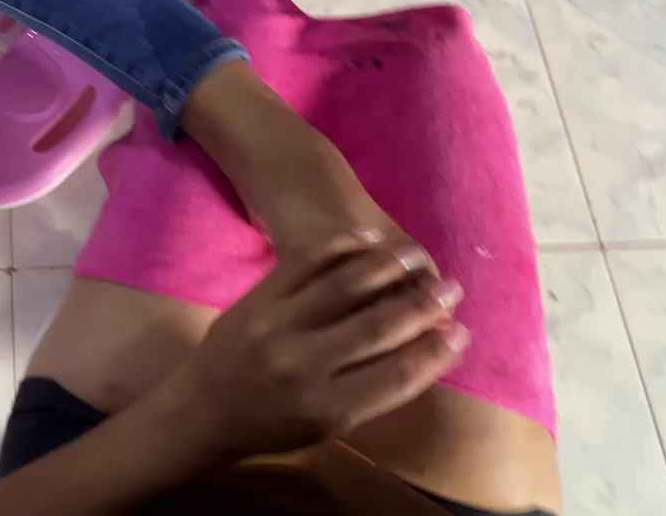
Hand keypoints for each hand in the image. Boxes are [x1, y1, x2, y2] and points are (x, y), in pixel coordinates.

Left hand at [163, 234, 467, 461]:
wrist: (204, 404)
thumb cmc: (273, 424)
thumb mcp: (326, 425)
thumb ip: (370, 391)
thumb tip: (420, 350)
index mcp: (329, 408)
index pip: (396, 376)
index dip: (435, 352)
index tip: (461, 331)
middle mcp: (305, 364)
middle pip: (377, 326)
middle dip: (421, 305)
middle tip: (451, 287)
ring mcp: (278, 323)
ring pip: (343, 286)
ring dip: (386, 268)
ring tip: (414, 256)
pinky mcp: (259, 296)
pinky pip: (304, 263)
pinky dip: (338, 248)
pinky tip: (365, 239)